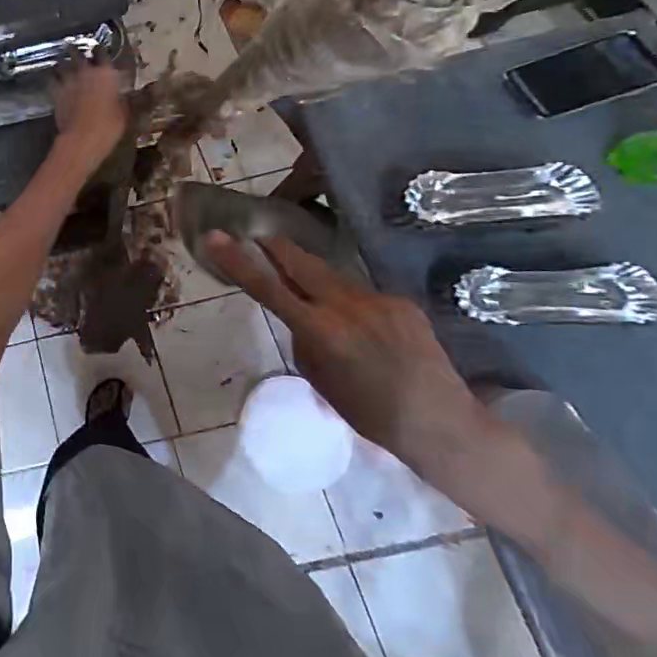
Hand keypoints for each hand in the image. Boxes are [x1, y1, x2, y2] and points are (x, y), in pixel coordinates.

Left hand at [51, 62, 127, 170]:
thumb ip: (125, 100)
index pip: (103, 53)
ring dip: (65, 64)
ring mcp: (69, 80)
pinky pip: (53, 79)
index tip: (102, 55)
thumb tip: (127, 94)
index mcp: (106, 73)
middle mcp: (86, 71)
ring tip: (66, 65)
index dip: (102, 53)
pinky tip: (57, 81)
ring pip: (63, 63)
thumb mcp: (125, 114)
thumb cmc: (109, 127)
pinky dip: (55, 78)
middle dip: (80, 54)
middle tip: (83, 58)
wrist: (82, 139)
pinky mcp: (56, 92)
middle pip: (80, 53)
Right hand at [203, 233, 489, 471]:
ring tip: (316, 297)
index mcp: (320, 330)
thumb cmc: (370, 414)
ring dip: (316, 279)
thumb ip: (305, 342)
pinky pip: (365, 296)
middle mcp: (346, 304)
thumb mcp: (321, 380)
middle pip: (302, 263)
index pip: (268, 288)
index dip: (238, 261)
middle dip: (277, 247)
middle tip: (259, 236)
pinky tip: (367, 331)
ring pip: (335, 278)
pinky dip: (354, 305)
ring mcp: (378, 298)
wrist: (439, 421)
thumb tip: (303, 319)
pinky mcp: (402, 301)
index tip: (216, 237)